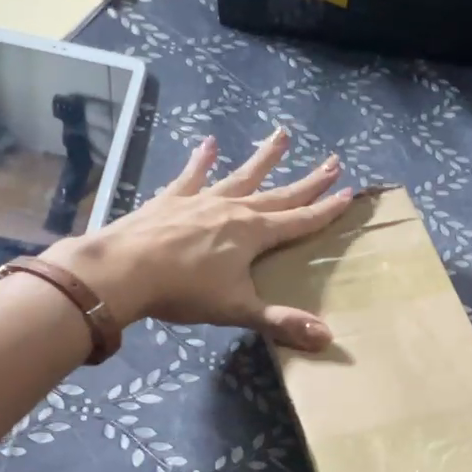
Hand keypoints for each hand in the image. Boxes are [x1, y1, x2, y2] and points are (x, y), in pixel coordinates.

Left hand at [40, 128, 353, 350]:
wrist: (121, 270)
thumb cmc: (184, 291)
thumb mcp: (237, 309)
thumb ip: (282, 321)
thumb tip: (327, 337)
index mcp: (254, 234)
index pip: (301, 220)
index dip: (327, 209)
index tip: (350, 193)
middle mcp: (234, 209)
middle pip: (280, 193)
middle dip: (309, 180)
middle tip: (333, 161)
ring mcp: (202, 200)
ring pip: (241, 175)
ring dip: (264, 157)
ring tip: (282, 135)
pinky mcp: (172, 200)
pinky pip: (192, 175)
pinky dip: (202, 160)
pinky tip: (208, 143)